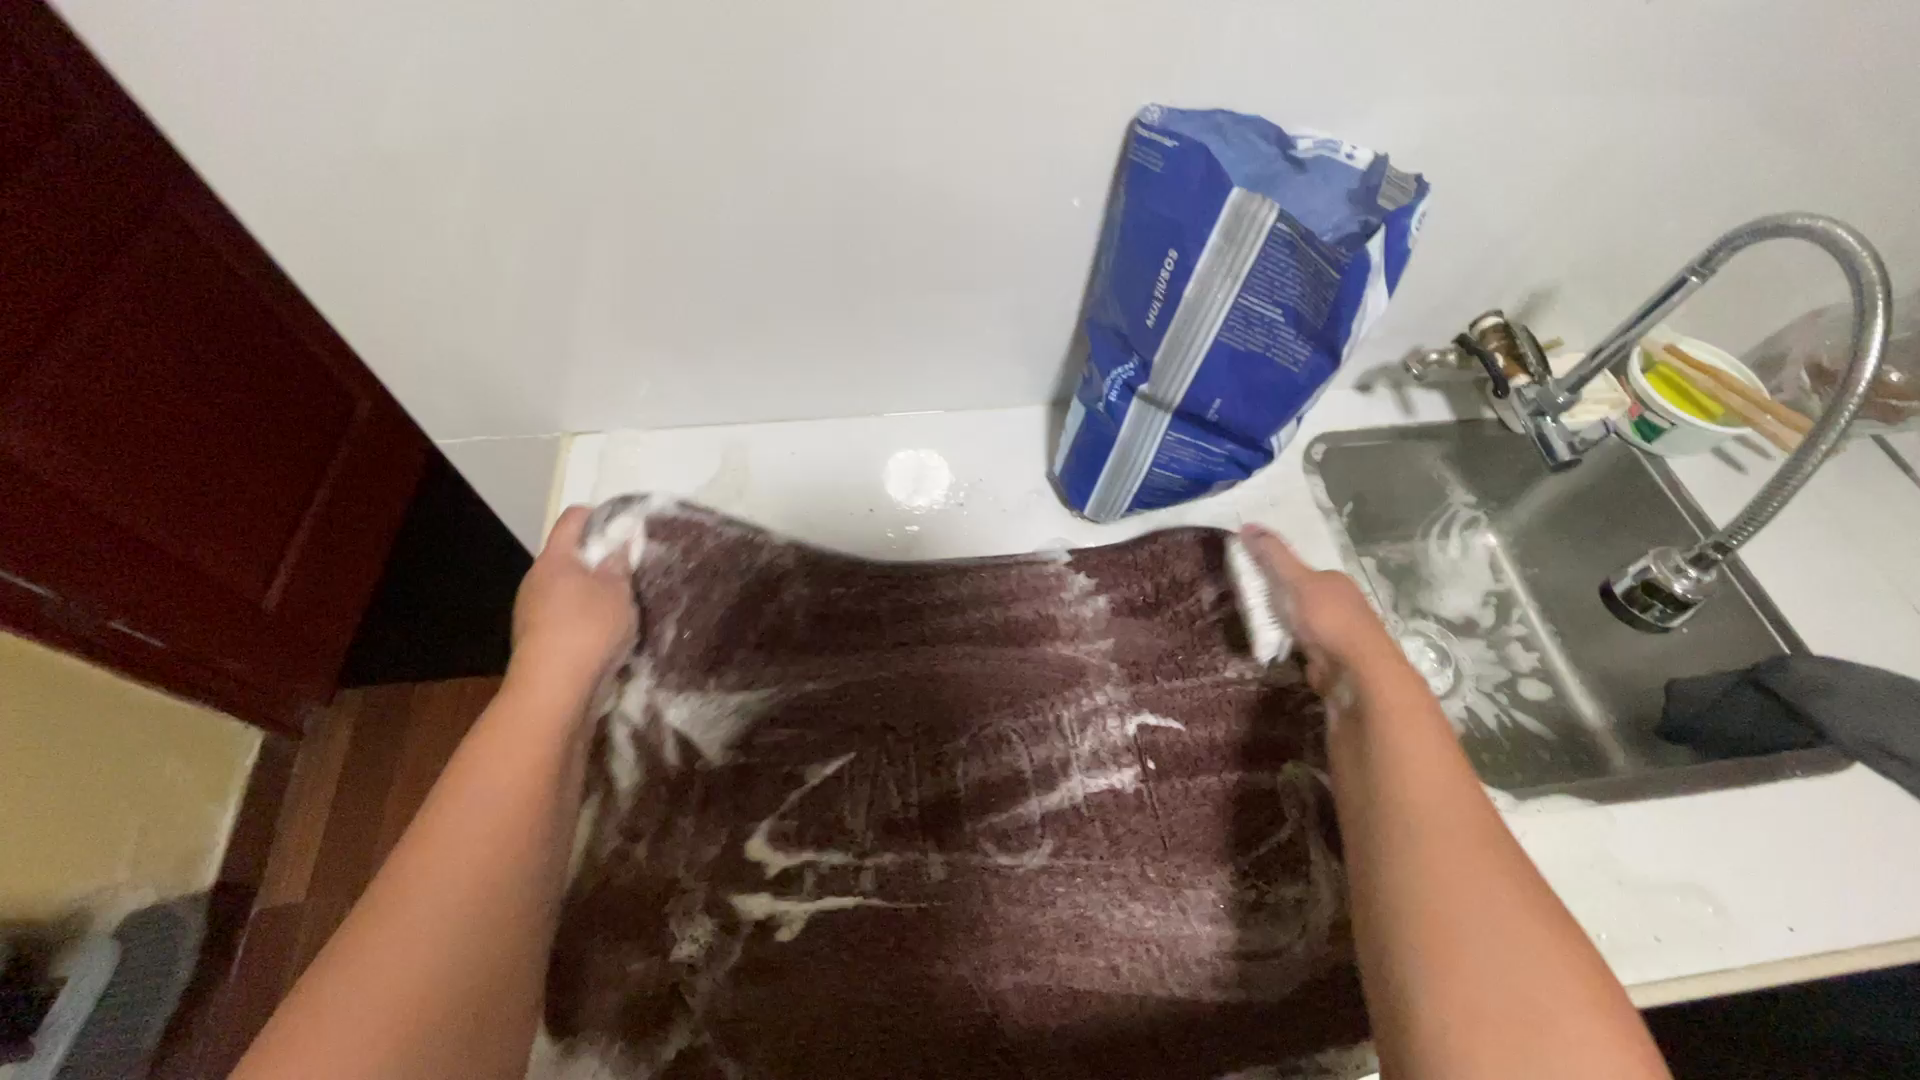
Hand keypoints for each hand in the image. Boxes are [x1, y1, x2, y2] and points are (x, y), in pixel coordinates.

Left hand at [509, 505, 637, 692]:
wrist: (553, 689)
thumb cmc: (588, 629)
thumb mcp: (618, 592)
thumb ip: (619, 564)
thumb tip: (619, 544)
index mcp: (555, 560)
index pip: (572, 520)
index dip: (597, 515)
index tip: (622, 524)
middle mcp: (536, 580)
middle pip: (567, 557)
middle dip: (596, 559)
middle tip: (628, 570)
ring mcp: (530, 611)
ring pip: (564, 589)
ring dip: (589, 592)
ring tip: (618, 606)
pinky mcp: (534, 638)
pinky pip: (561, 616)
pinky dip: (581, 617)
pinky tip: (601, 634)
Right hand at [1238, 523, 1411, 700]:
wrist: (1354, 671)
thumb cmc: (1327, 619)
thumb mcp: (1295, 581)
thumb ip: (1273, 556)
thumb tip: (1246, 524)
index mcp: (1335, 581)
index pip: (1302, 570)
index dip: (1277, 571)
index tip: (1251, 575)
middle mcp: (1340, 603)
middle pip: (1299, 595)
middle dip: (1277, 599)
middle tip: (1247, 602)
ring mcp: (1337, 632)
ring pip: (1300, 621)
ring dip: (1281, 624)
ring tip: (1254, 625)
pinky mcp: (1330, 657)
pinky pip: (1301, 645)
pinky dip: (1287, 645)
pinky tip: (1272, 647)